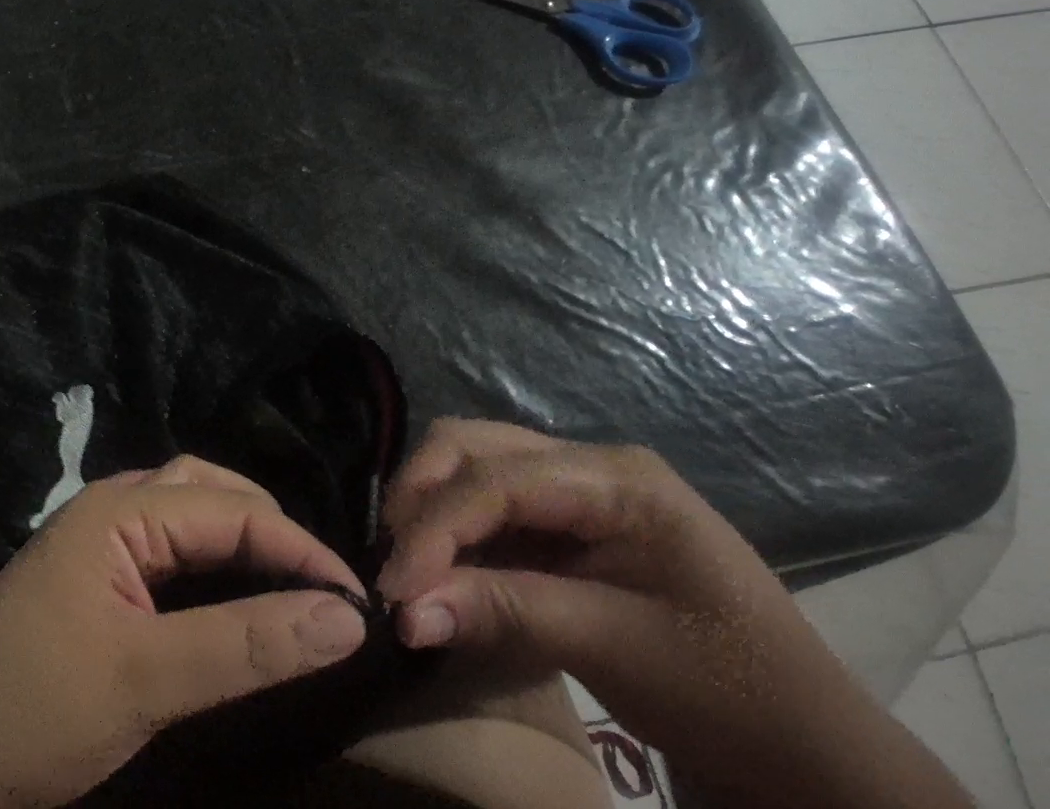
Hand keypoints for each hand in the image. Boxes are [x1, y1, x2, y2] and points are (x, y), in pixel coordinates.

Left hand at [0, 456, 368, 808]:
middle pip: (208, 493)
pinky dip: (212, 565)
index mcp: (113, 512)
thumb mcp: (146, 681)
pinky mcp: (94, 580)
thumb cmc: (36, 714)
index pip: (230, 509)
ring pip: (187, 516)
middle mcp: (105, 511)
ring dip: (242, 540)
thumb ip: (245, 644)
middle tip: (324, 587)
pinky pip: (167, 551)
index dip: (299, 549)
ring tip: (292, 586)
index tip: (358, 601)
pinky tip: (236, 597)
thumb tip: (347, 617)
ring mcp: (95, 543)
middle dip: (270, 529)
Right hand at [375, 418, 971, 808]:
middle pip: (470, 447)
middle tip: (395, 571)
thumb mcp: (614, 647)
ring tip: (410, 573)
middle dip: (420, 500)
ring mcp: (575, 490)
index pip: (496, 481)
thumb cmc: (727, 688)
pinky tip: (439, 573)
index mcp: (619, 479)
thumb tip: (402, 613)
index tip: (392, 592)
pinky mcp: (562, 524)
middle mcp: (589, 465)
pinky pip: (483, 506)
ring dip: (428, 511)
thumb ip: (502, 612)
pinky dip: (449, 533)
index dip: (434, 530)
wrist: (797, 741)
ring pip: (468, 467)